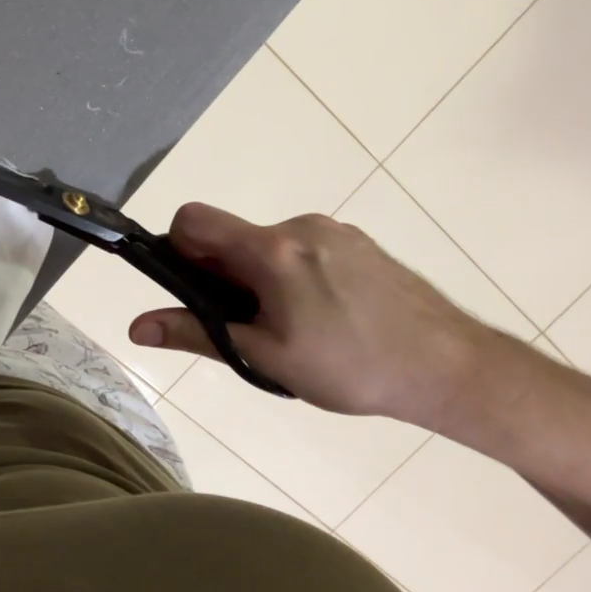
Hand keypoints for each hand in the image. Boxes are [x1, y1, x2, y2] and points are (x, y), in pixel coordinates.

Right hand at [128, 203, 504, 428]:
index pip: (193, 220)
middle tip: (247, 325)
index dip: (179, 250)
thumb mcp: (263, 357)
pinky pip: (303, 250)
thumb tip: (135, 327)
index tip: (197, 292)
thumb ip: (195, 334)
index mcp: (271, 250)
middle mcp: (301, 227)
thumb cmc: (351, 367)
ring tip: (291, 328)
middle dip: (222, 275)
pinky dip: (292, 276)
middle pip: (231, 236)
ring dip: (258, 278)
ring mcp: (336, 232)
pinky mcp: (362, 244)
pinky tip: (324, 319)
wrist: (455, 371)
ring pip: (267, 246)